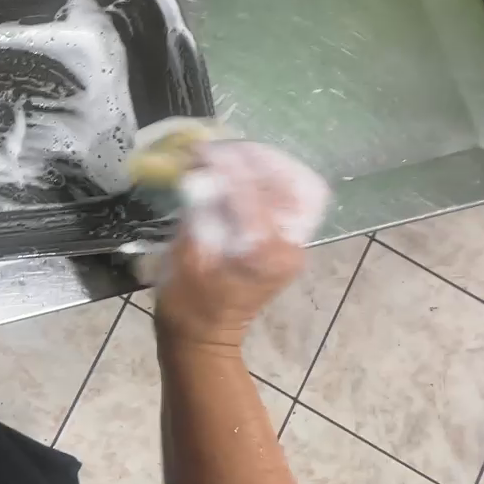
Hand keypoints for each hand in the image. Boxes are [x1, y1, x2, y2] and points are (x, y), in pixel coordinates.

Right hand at [153, 140, 329, 350]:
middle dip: (259, 158)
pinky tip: (243, 175)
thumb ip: (198, 214)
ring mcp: (294, 246)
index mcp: (262, 253)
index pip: (251, 193)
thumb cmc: (185, 303)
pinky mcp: (288, 245)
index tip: (201, 148)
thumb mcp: (183, 259)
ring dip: (268, 166)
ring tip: (233, 155)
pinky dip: (270, 181)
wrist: (203, 336)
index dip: (226, 165)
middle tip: (223, 147)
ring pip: (299, 190)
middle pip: (294, 185)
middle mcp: (289, 247)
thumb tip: (199, 173)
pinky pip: (291, 202)